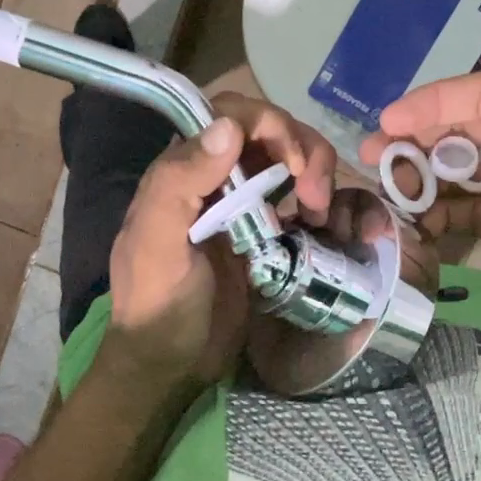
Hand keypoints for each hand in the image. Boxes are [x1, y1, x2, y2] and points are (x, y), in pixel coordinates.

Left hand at [103, 98, 336, 386]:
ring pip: (287, 163)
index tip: (293, 162)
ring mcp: (241, 209)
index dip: (268, 124)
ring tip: (320, 213)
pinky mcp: (265, 238)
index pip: (229, 116)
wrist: (172, 364)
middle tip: (316, 196)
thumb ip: (180, 183)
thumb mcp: (157, 244)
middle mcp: (213, 181)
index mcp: (182, 173)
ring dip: (315, 174)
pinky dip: (318, 203)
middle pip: (267, 134)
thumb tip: (228, 126)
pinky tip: (322, 225)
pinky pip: (297, 202)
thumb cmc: (158, 304)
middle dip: (301, 149)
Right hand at [361, 45, 480, 319]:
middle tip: (373, 157)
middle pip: (462, 129)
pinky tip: (420, 224)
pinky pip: (469, 214)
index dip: (438, 104)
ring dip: (420, 178)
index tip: (392, 120)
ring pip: (457, 172)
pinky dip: (440, 216)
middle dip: (415, 139)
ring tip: (389, 193)